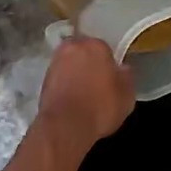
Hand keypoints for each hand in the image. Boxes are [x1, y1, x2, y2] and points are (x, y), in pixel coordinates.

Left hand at [36, 36, 135, 152]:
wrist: (65, 126)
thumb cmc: (100, 107)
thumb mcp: (127, 96)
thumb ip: (126, 77)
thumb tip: (122, 69)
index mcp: (95, 45)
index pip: (105, 49)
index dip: (109, 64)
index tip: (111, 78)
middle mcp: (72, 47)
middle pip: (84, 53)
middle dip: (90, 64)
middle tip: (98, 84)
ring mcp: (55, 61)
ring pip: (70, 64)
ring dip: (76, 74)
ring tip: (84, 94)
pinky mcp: (43, 78)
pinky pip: (60, 77)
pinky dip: (65, 85)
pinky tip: (72, 100)